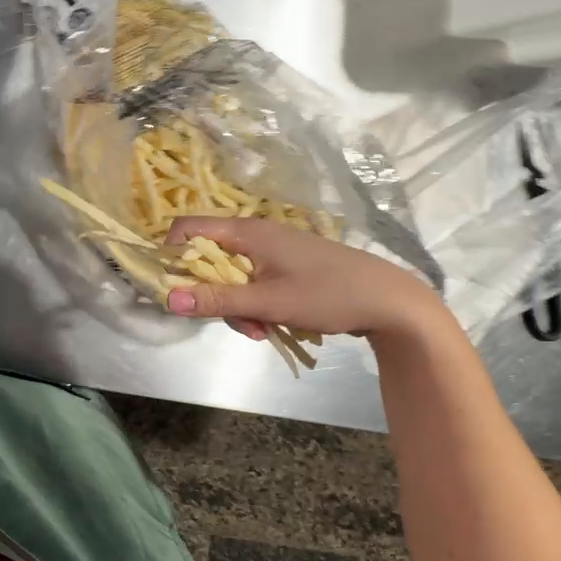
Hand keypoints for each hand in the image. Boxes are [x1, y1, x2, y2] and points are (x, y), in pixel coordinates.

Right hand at [162, 217, 446, 340]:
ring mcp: (274, 250)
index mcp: (247, 232)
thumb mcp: (267, 303)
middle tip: (233, 321)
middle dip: (212, 293)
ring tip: (261, 331)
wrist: (393, 302)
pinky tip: (273, 325)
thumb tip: (167, 299)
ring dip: (236, 305)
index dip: (173, 255)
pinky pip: (253, 281)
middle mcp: (256, 234)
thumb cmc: (328, 294)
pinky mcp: (288, 265)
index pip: (187, 229)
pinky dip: (255, 304)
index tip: (178, 287)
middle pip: (208, 258)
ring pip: (231, 275)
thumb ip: (215, 301)